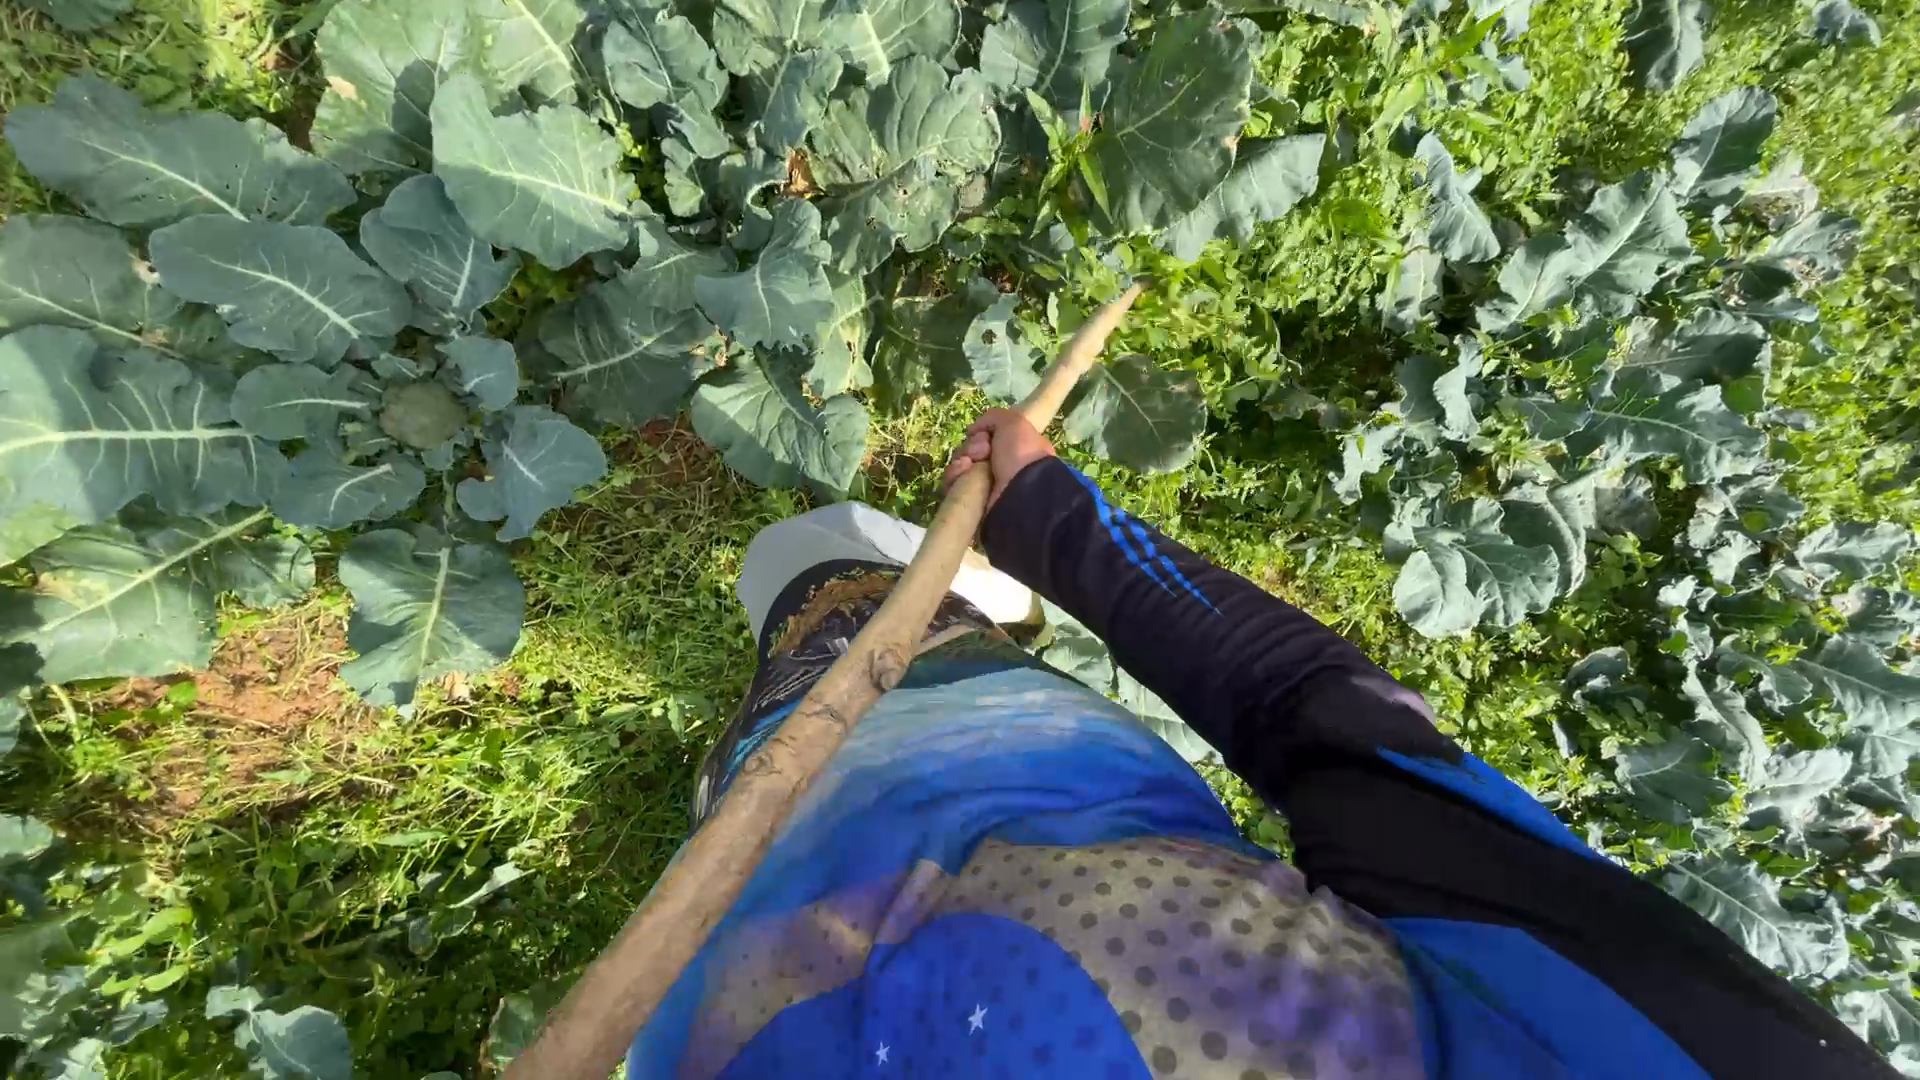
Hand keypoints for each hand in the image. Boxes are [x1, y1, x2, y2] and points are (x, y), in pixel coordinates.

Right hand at [942, 408, 1055, 508]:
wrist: (1022, 492)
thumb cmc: (1021, 455)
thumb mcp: (1014, 423)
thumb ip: (994, 418)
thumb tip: (973, 430)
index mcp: (1013, 452)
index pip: (985, 440)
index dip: (981, 435)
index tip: (985, 437)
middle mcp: (1000, 470)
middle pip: (970, 452)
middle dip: (970, 448)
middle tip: (981, 452)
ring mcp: (985, 488)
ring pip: (960, 468)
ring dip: (960, 461)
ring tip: (969, 464)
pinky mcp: (972, 504)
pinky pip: (953, 486)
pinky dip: (955, 476)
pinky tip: (963, 472)